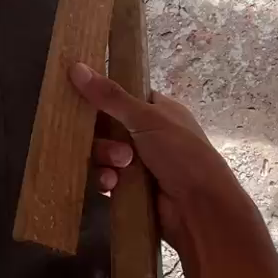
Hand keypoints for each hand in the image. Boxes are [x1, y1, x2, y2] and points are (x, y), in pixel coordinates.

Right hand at [69, 62, 253, 253]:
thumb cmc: (182, 155)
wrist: (201, 211)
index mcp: (158, 111)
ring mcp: (138, 162)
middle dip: (103, 138)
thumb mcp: (146, 119)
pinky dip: (106, 179)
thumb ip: (110, 96)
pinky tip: (112, 185)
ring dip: (105, 159)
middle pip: (106, 126)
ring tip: (118, 170)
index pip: (121, 96)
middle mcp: (147, 134)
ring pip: (102, 152)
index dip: (101, 97)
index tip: (78, 97)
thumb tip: (76, 67)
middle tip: (114, 148)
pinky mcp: (130, 188)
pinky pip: (104, 176)